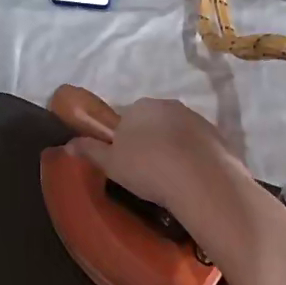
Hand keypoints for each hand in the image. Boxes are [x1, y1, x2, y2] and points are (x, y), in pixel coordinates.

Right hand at [65, 99, 253, 222]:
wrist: (201, 179)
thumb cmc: (147, 168)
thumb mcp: (111, 163)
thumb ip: (90, 151)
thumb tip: (68, 143)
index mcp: (139, 107)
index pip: (127, 118)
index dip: (124, 140)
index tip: (126, 162)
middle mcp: (168, 105)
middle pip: (153, 122)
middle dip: (150, 141)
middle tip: (147, 172)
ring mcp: (196, 118)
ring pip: (177, 133)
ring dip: (172, 148)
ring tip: (171, 179)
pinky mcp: (217, 135)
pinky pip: (198, 145)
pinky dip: (193, 157)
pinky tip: (191, 179)